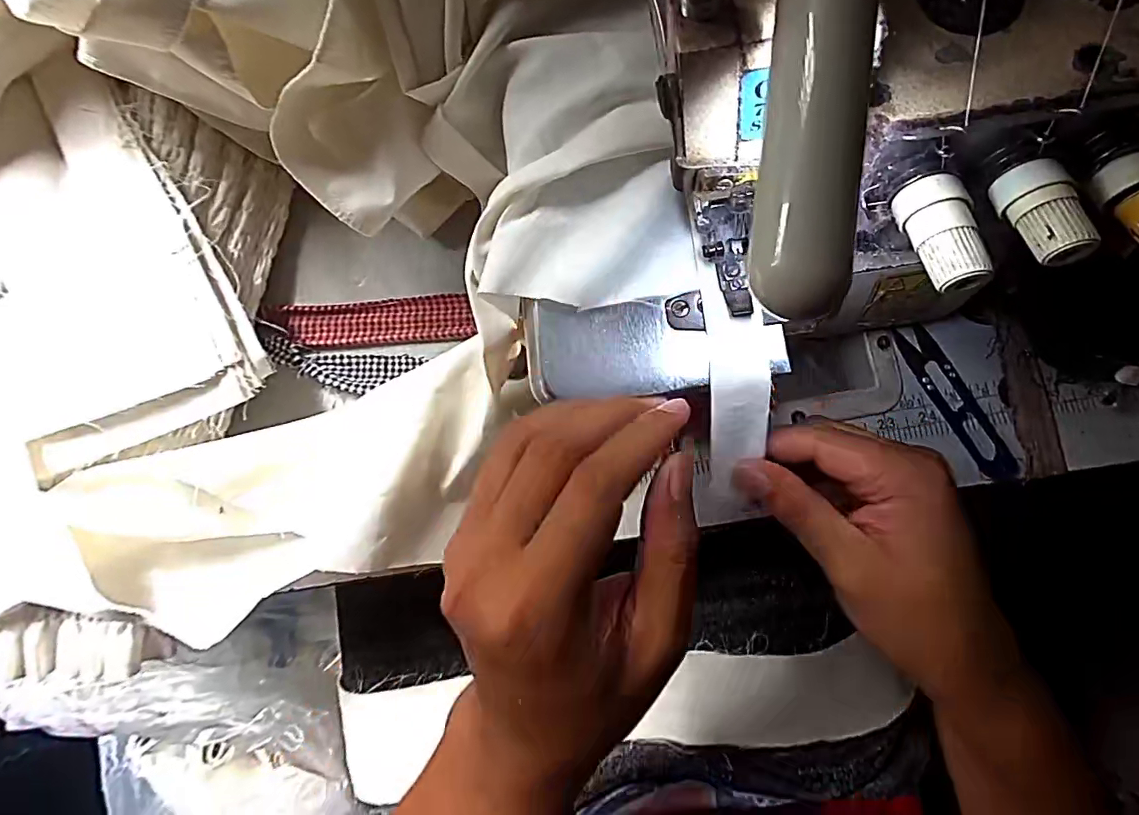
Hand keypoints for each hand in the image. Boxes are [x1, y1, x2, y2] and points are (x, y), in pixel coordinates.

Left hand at [403, 397, 696, 813]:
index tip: (676, 416)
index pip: (589, 489)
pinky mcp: (462, 531)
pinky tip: (590, 425)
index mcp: (534, 605)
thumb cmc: (593, 699)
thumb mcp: (657, 640)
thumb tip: (676, 464)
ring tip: (632, 412)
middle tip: (661, 409)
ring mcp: (464, 545)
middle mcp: (485, 566)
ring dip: (583, 413)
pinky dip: (552, 426)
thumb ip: (673, 550)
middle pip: (551, 452)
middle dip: (614, 416)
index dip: (639, 440)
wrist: (517, 729)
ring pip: (522, 441)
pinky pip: (505, 455)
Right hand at [734, 421, 1017, 703]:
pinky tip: (800, 502)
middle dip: (787, 458)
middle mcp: (912, 460)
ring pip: (842, 454)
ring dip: (804, 471)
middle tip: (745, 480)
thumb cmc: (914, 619)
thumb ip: (796, 507)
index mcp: (903, 470)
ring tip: (764, 492)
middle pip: (833, 440)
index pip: (823, 439)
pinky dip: (827, 485)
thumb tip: (748, 470)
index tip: (735, 464)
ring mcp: (915, 474)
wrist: (969, 661)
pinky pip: (858, 473)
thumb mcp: (846, 561)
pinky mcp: (911, 491)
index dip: (775, 448)